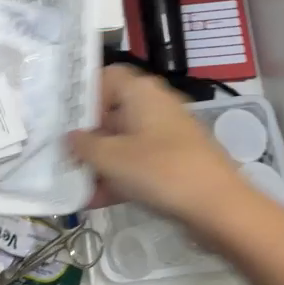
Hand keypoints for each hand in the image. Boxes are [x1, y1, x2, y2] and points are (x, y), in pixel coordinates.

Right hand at [67, 65, 255, 231]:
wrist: (219, 207)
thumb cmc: (161, 170)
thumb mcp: (112, 158)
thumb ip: (84, 146)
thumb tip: (70, 137)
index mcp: (140, 91)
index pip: (106, 77)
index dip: (84, 95)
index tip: (66, 120)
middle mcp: (154, 105)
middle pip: (113, 112)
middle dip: (87, 137)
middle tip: (63, 157)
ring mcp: (167, 135)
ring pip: (124, 141)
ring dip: (101, 163)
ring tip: (75, 185)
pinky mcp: (175, 162)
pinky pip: (139, 163)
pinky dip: (120, 177)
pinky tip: (97, 201)